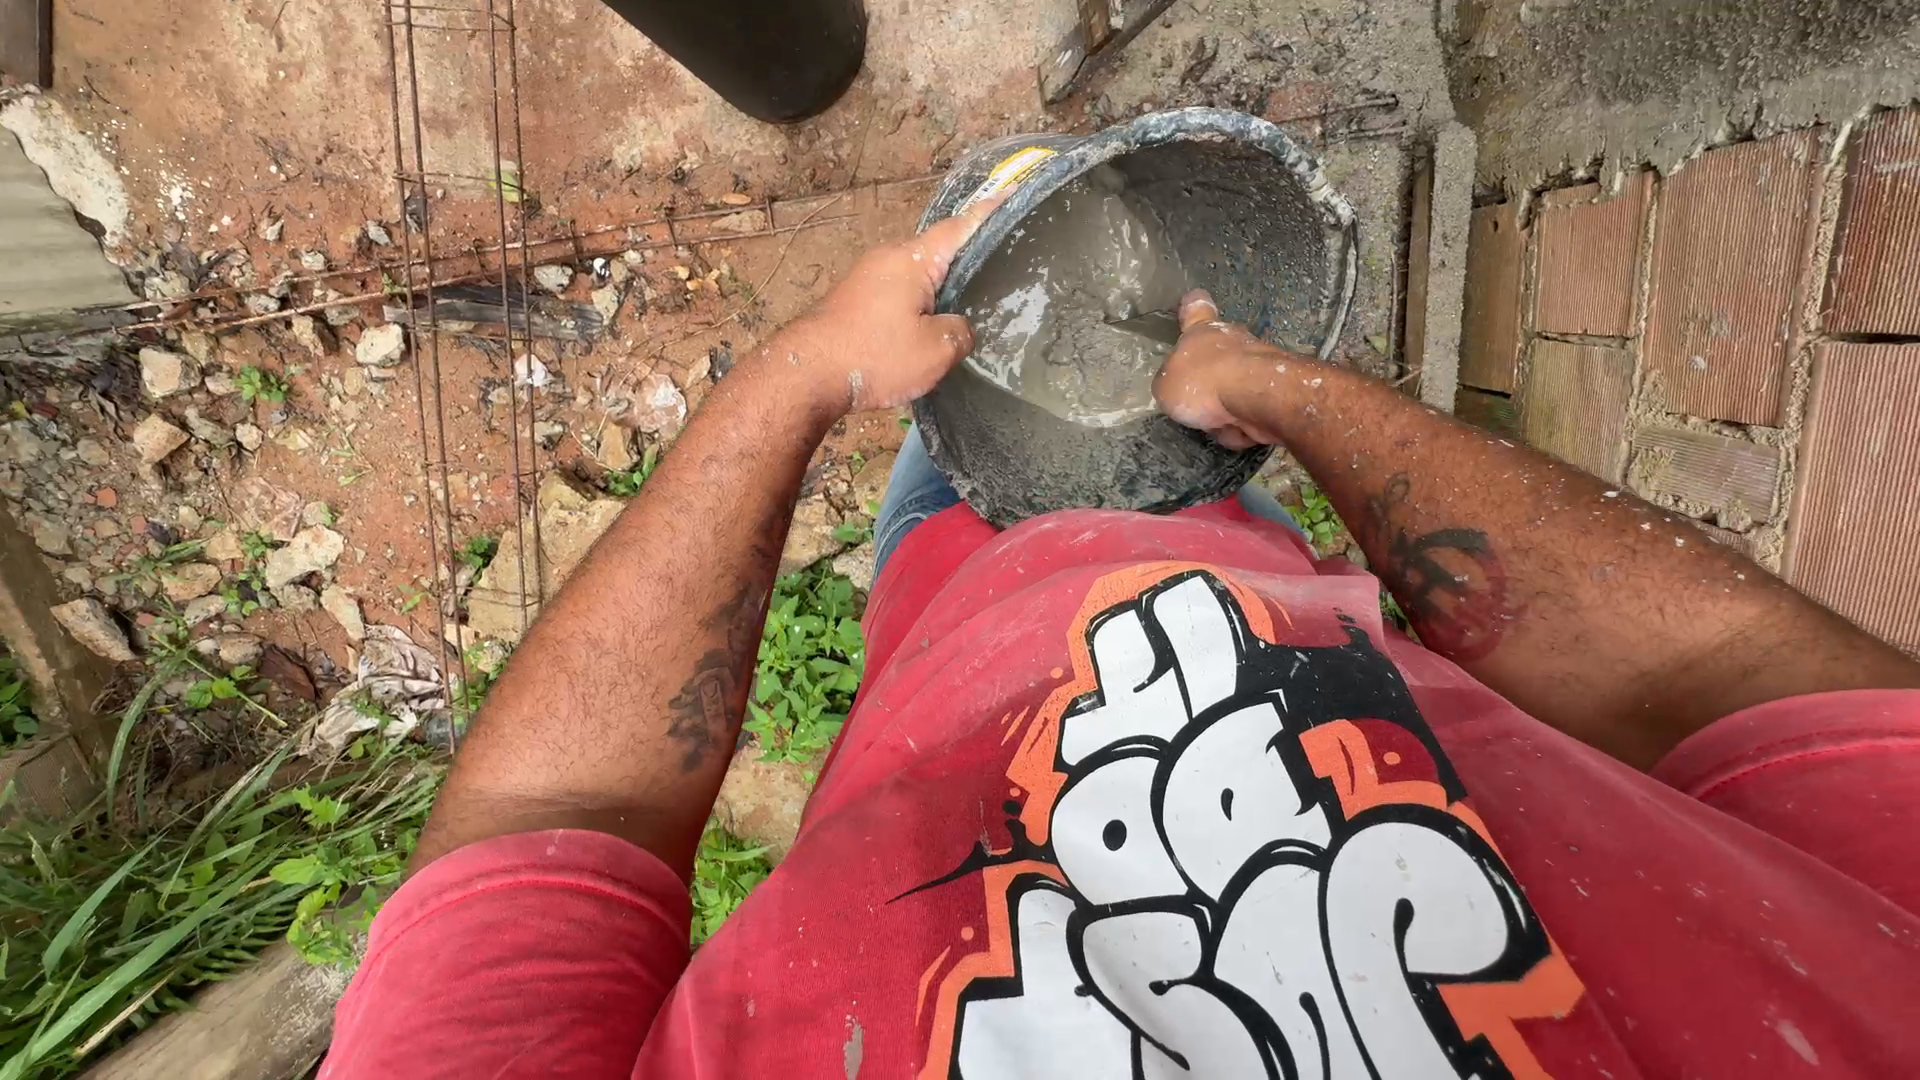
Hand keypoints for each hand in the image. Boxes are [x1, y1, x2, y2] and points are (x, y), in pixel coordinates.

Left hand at [782, 195, 1005, 412]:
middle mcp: (888, 259)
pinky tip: (925, 331)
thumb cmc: (874, 356)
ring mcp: (867, 279)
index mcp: (913, 260)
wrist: (806, 374)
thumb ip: (960, 333)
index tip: (1014, 192)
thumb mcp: (935, 351)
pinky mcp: (854, 302)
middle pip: (937, 254)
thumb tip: (959, 328)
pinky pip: (897, 297)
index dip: (990, 212)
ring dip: (938, 293)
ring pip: (916, 280)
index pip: (960, 228)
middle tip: (998, 273)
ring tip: (964, 311)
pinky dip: (916, 309)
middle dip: (966, 262)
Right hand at [1152, 289, 1317, 449]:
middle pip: (1216, 357)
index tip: (1191, 300)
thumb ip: (1168, 382)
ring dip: (1222, 411)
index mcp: (1202, 332)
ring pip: (1231, 391)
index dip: (1191, 307)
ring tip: (1217, 421)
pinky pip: (1246, 413)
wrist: (1257, 398)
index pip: (1194, 310)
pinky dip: (1240, 424)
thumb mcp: (1166, 385)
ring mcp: (1257, 364)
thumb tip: (1178, 387)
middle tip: (1198, 402)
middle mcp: (1232, 341)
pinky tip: (1237, 428)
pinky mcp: (1274, 391)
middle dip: (1208, 381)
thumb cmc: (1204, 382)